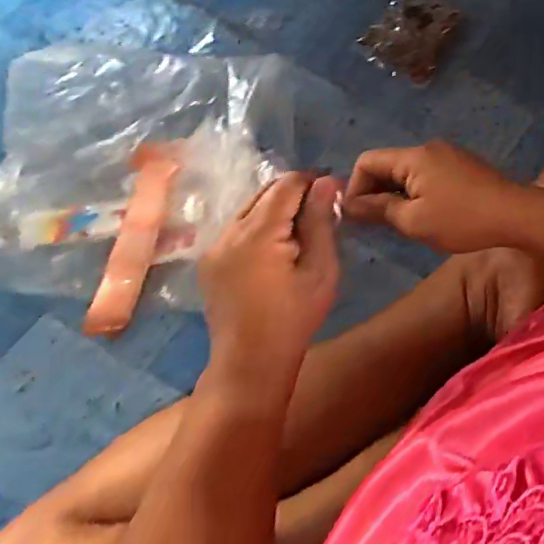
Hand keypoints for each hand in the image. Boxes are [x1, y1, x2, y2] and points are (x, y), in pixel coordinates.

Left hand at [198, 172, 340, 379]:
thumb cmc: (294, 317)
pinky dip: (261, 224)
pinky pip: (239, 226)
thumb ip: (320, 221)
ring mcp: (214, 247)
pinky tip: (279, 245)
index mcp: (257, 234)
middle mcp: (228, 232)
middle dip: (295, 191)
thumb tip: (326, 181)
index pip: (286, 184)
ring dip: (277, 207)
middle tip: (322, 208)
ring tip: (302, 227)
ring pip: (250, 206)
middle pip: (265, 190)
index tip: (334, 190)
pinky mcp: (209, 261)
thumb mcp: (320, 268)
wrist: (249, 364)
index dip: (312, 180)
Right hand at [343, 140, 528, 252]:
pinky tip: (426, 215)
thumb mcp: (414, 221)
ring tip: (401, 223)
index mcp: (414, 157)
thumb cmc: (462, 219)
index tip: (358, 216)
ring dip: (397, 194)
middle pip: (388, 164)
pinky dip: (418, 192)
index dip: (355, 187)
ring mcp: (449, 155)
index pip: (367, 161)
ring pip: (408, 171)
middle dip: (375, 191)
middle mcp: (430, 148)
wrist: (515, 213)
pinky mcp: (462, 166)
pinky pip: (428, 174)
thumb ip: (379, 210)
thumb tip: (349, 204)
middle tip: (375, 224)